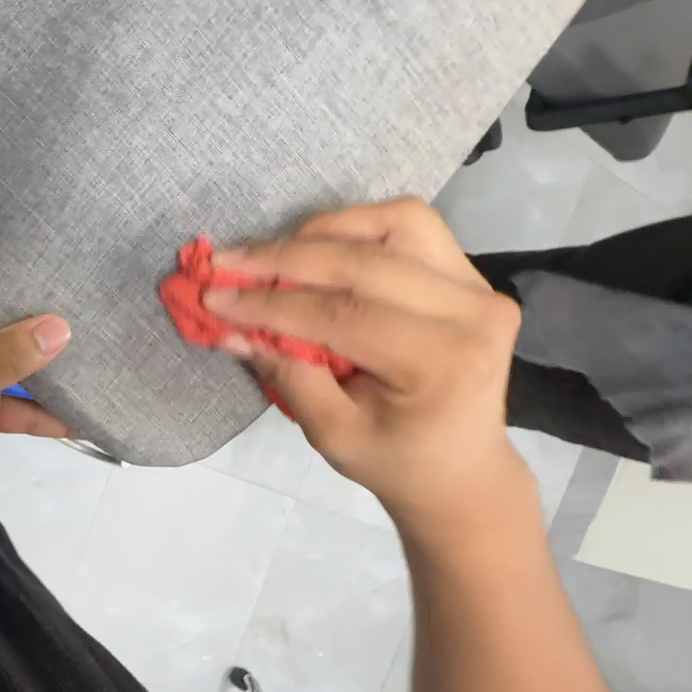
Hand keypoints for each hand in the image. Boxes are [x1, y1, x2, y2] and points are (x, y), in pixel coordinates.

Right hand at [206, 206, 529, 530]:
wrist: (459, 467)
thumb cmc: (392, 459)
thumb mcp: (331, 432)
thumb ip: (286, 375)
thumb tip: (230, 331)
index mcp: (441, 362)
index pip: (342, 315)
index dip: (270, 304)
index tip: (213, 299)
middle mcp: (472, 313)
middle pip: (366, 261)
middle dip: (283, 259)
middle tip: (223, 265)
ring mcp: (478, 286)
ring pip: (396, 224)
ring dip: (323, 230)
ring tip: (269, 253)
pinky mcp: (469, 275)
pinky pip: (409, 228)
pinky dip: (353, 228)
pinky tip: (311, 247)